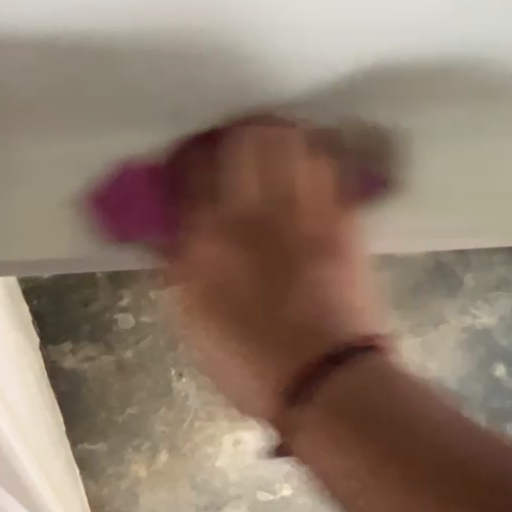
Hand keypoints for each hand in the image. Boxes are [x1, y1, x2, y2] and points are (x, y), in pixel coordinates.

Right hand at [165, 124, 386, 425]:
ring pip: (295, 144)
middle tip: (232, 138)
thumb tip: (165, 230)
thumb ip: (176, 266)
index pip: (194, 170)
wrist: (327, 380)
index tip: (189, 155)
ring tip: (273, 141)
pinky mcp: (347, 222)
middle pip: (247, 139)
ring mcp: (308, 212)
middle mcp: (258, 211)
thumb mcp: (193, 321)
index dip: (189, 154)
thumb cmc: (251, 362)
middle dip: (237, 131)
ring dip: (280, 134)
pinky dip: (321, 155)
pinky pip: (335, 169)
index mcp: (212, 235)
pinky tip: (314, 160)